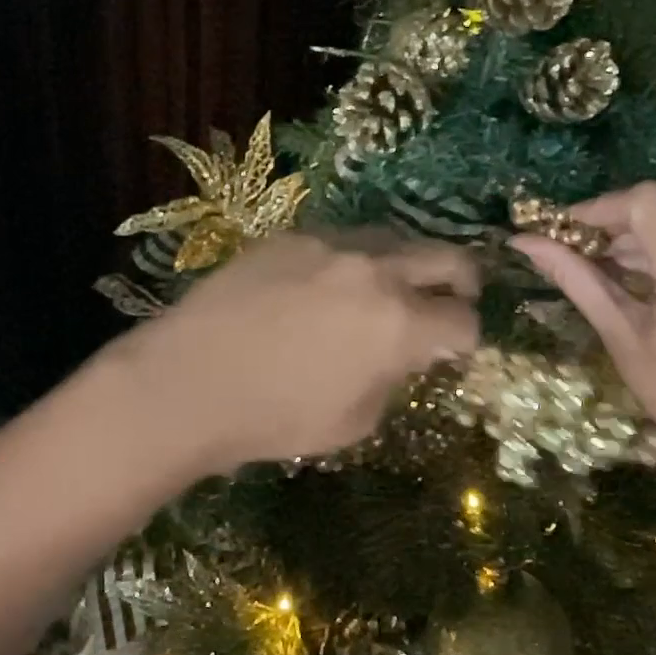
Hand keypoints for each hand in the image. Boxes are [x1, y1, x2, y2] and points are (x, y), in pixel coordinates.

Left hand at [110, 231, 480, 471]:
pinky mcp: (294, 234)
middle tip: (448, 302)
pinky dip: (353, 261)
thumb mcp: (355, 420)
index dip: (467, 338)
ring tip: (387, 291)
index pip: (464, 320)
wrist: (189, 378)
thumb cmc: (275, 417)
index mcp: (399, 322)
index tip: (454, 349)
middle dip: (460, 282)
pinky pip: (342, 240)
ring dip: (405, 264)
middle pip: (448, 256)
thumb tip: (406, 354)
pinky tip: (325, 287)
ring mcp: (332, 243)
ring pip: (395, 238)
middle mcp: (376, 269)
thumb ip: (395, 378)